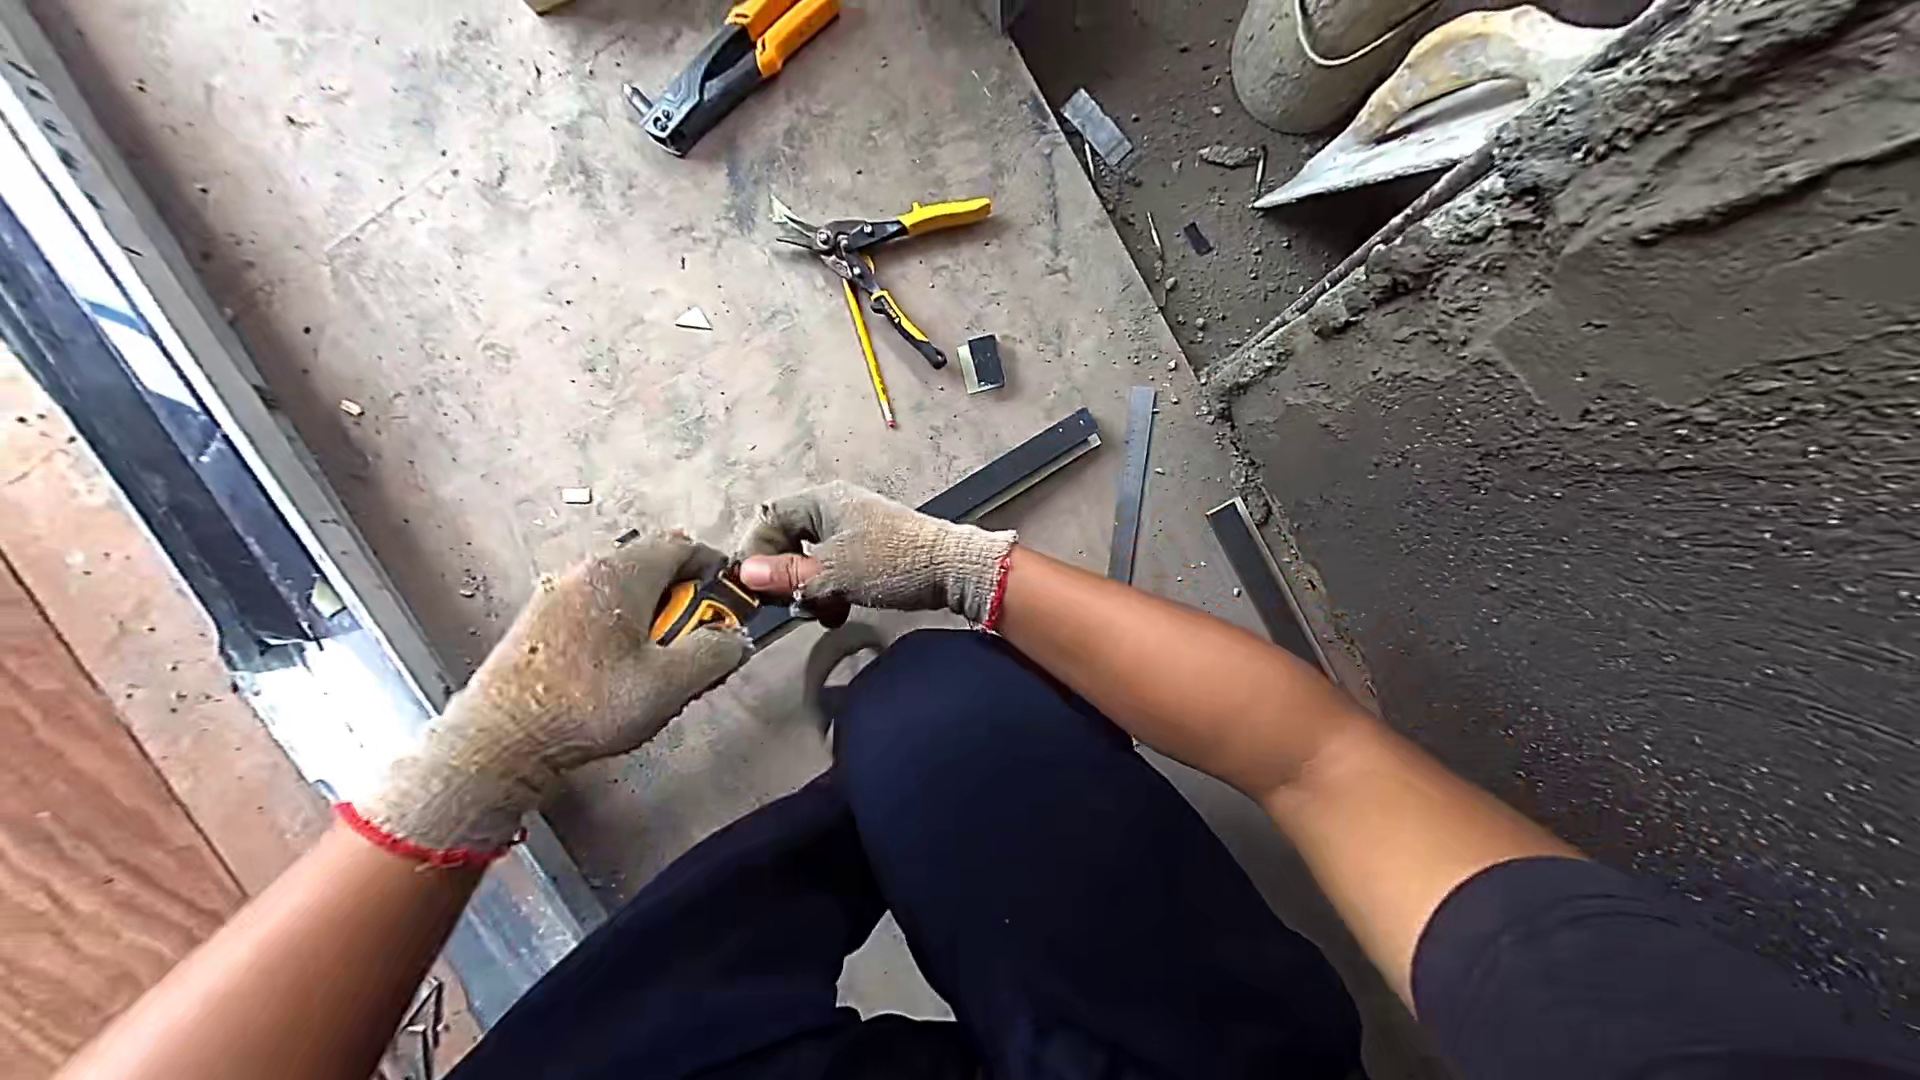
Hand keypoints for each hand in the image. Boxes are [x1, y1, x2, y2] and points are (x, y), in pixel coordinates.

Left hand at [353, 532, 750, 856]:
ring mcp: (560, 594)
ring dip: (654, 615)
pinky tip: (620, 667)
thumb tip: (734, 638)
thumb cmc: (580, 708)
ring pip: (627, 589)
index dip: (714, 571)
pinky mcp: (543, 620)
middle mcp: (587, 573)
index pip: (683, 546)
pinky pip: (599, 607)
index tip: (725, 602)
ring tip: (658, 659)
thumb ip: (717, 651)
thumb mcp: (671, 682)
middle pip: (655, 567)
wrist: (498, 743)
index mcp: (621, 575)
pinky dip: (623, 626)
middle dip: (685, 599)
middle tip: (693, 638)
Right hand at [736, 482, 1015, 623]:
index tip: (754, 586)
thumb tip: (744, 573)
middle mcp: (837, 509)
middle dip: (787, 575)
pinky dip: (831, 588)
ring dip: (811, 587)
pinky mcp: (871, 549)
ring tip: (821, 610)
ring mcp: (855, 529)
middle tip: (790, 602)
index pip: (770, 519)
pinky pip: (837, 567)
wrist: (953, 569)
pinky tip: (838, 609)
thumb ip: (787, 574)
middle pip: (790, 540)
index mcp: (823, 502)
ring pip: (814, 558)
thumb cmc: (892, 562)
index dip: (757, 552)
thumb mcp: (833, 572)